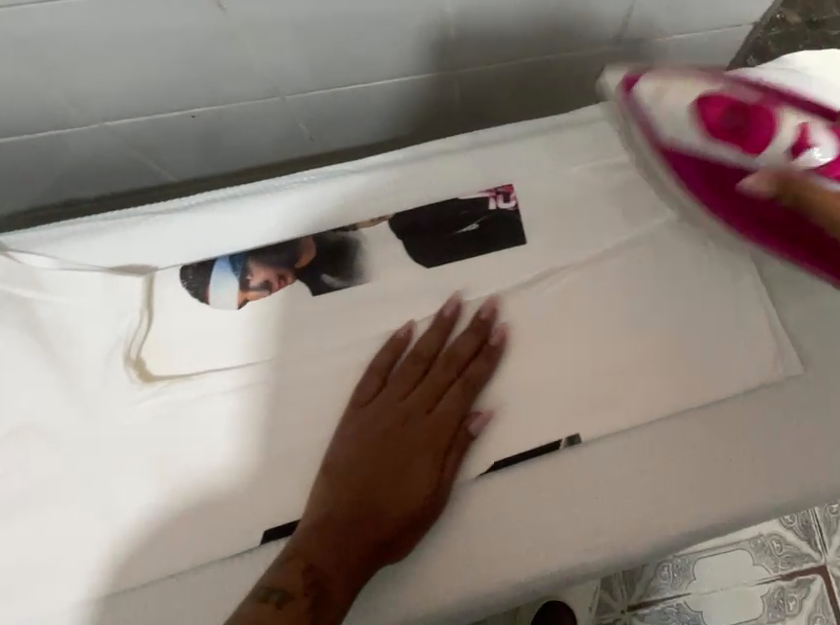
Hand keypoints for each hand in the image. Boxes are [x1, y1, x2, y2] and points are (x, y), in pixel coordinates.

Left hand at [290, 293, 506, 590]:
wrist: (338, 537)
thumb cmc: (394, 525)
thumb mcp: (437, 497)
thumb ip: (458, 450)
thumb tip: (484, 411)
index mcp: (434, 433)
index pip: (467, 385)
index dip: (487, 356)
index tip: (501, 329)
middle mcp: (410, 411)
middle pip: (446, 364)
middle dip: (470, 332)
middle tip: (488, 303)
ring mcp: (381, 407)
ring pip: (415, 359)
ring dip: (436, 329)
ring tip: (453, 302)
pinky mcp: (355, 410)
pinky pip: (376, 371)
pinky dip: (391, 348)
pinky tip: (406, 328)